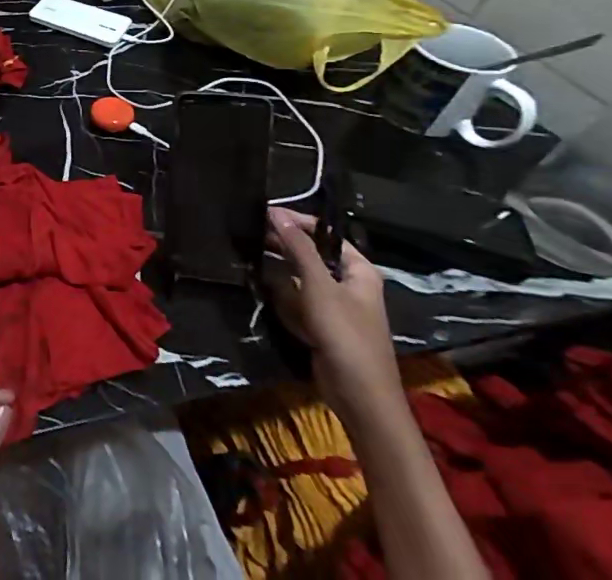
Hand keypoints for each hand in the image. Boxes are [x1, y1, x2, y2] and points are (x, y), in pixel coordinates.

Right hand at [265, 207, 402, 415]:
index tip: (264, 214)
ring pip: (300, 280)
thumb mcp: (319, 287)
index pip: (324, 234)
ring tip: (252, 263)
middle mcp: (348, 283)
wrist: (360, 397)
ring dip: (280, 275)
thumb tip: (277, 214)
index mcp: (358, 269)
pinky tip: (264, 293)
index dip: (296, 222)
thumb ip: (298, 249)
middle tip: (251, 236)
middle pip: (311, 256)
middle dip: (284, 249)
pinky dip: (283, 300)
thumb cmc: (345, 335)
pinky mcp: (320, 327)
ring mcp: (333, 307)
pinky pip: (297, 304)